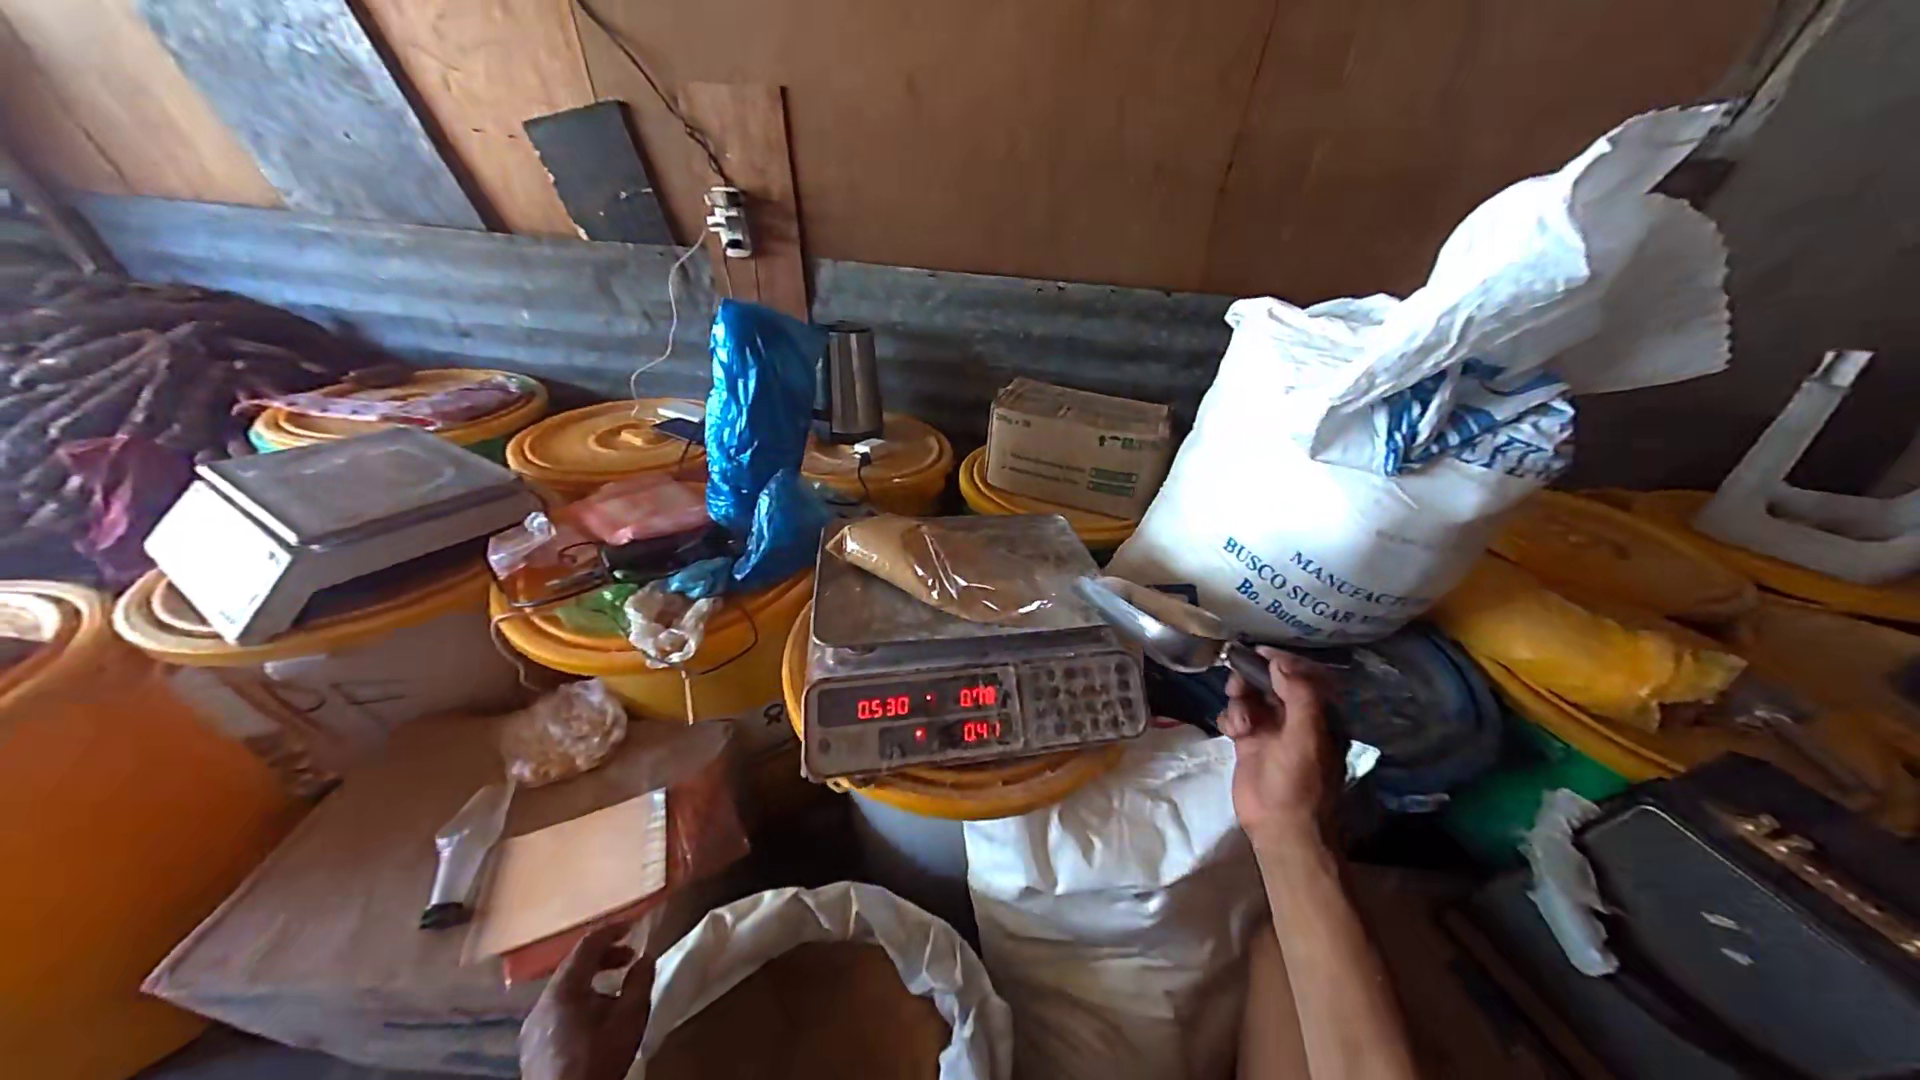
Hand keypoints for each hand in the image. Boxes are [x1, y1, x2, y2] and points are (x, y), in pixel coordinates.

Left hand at [519, 924, 652, 1079]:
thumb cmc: (598, 1059)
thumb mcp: (631, 1016)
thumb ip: (640, 980)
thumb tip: (645, 958)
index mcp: (564, 989)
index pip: (587, 944)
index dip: (612, 930)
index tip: (634, 925)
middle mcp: (542, 1003)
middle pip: (573, 965)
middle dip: (604, 956)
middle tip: (630, 958)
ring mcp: (532, 1027)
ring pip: (564, 988)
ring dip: (592, 978)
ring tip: (617, 988)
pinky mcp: (531, 1047)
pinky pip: (557, 1008)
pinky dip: (579, 999)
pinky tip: (595, 1017)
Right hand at [1220, 647, 1333, 846]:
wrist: (1281, 828)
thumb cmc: (1299, 783)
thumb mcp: (1307, 737)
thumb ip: (1299, 695)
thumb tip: (1279, 661)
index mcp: (1319, 715)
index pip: (1302, 676)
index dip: (1282, 661)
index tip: (1258, 652)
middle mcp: (1295, 718)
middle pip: (1270, 683)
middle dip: (1252, 680)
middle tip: (1237, 686)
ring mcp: (1271, 730)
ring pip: (1250, 698)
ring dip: (1239, 701)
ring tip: (1239, 720)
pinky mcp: (1248, 743)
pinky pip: (1235, 716)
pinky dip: (1230, 718)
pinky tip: (1232, 732)